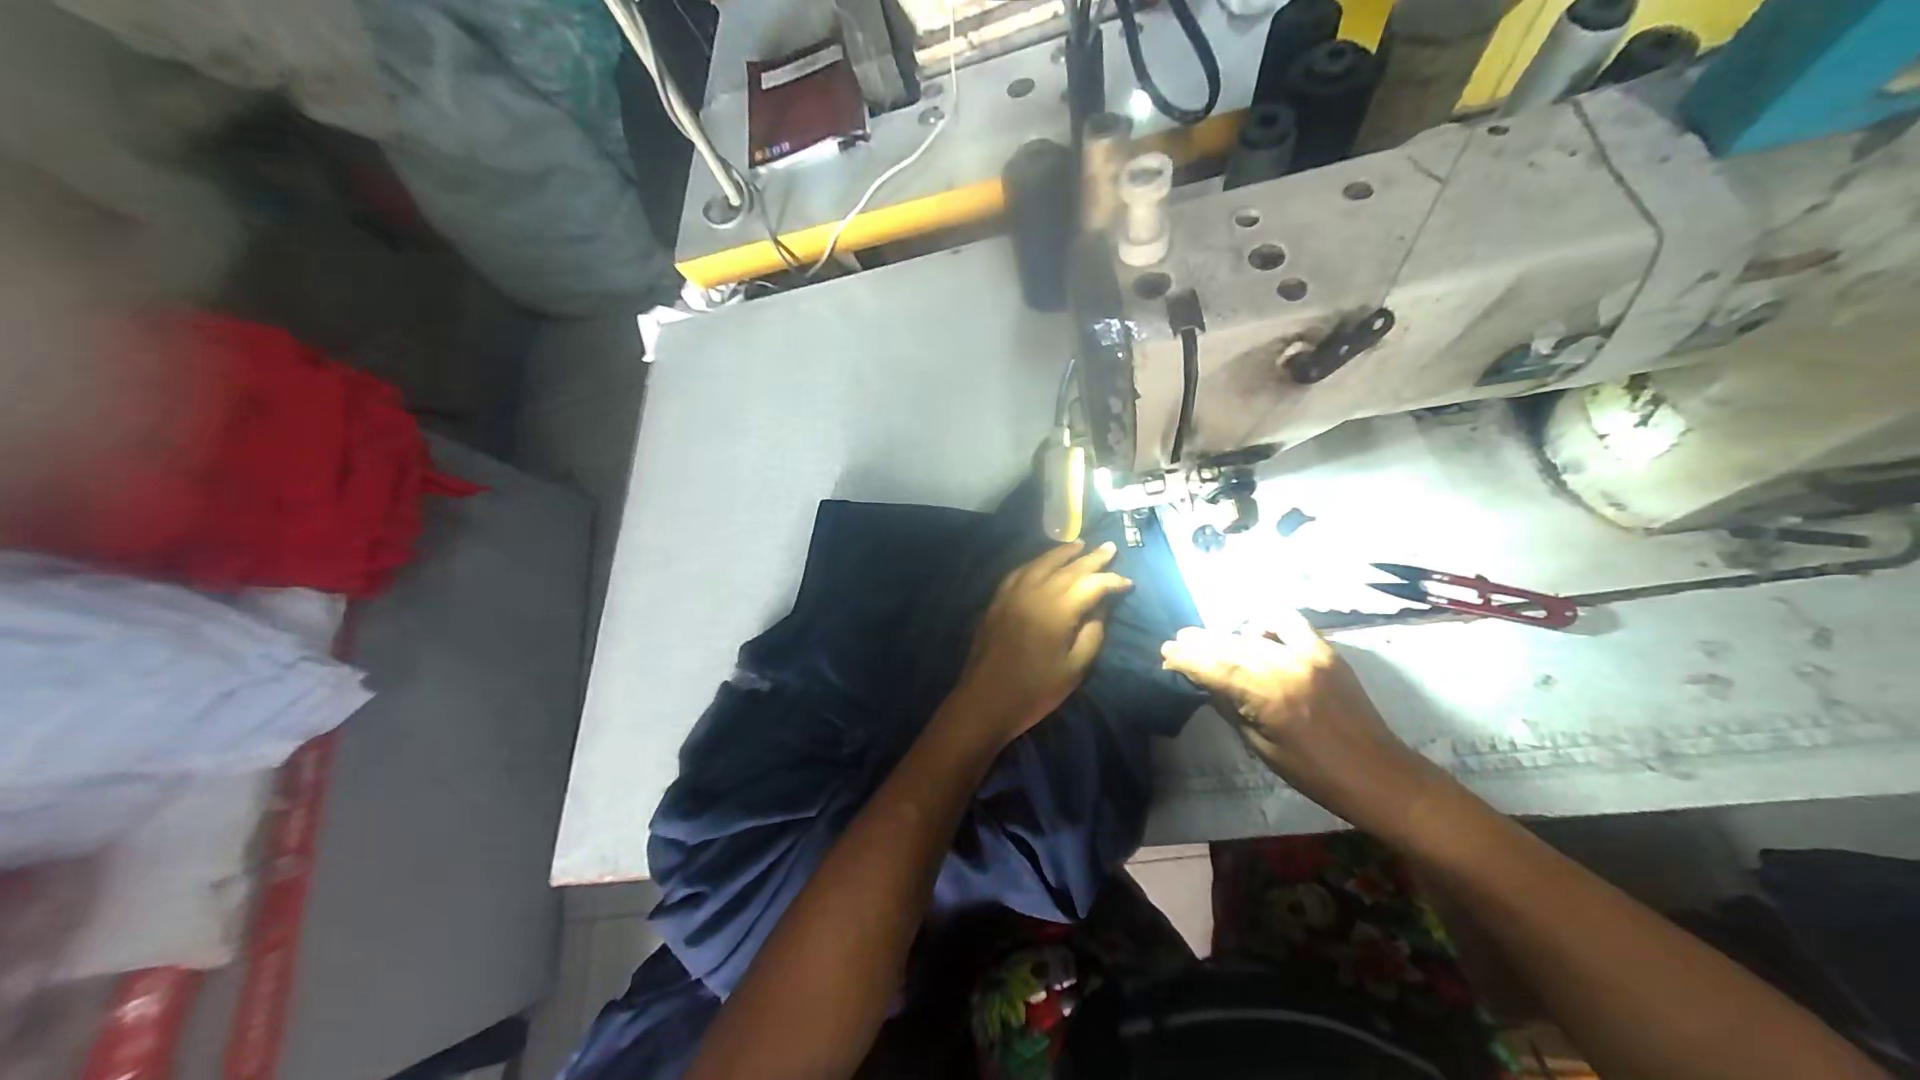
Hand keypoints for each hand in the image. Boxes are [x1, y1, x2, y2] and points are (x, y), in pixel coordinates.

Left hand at [952, 541, 1132, 746]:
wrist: (984, 701)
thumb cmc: (1035, 691)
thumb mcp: (1075, 668)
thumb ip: (1092, 634)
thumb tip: (1101, 608)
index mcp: (1057, 609)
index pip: (1092, 584)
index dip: (1112, 581)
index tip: (1128, 583)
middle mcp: (1035, 592)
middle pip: (1068, 568)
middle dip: (1091, 558)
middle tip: (1109, 547)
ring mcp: (1012, 594)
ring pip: (1041, 563)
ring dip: (1063, 553)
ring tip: (1079, 545)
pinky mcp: (997, 601)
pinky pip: (1020, 572)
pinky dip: (1036, 563)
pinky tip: (1042, 563)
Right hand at [1160, 610, 1437, 835]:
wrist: (1377, 774)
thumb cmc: (1312, 772)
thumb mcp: (1259, 746)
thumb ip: (1230, 707)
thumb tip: (1203, 682)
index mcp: (1266, 697)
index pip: (1214, 667)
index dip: (1186, 659)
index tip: (1166, 653)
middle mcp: (1284, 667)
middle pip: (1230, 646)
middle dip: (1200, 643)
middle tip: (1177, 641)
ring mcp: (1308, 655)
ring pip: (1253, 635)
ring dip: (1226, 634)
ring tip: (1207, 637)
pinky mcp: (1326, 651)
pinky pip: (1289, 623)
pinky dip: (1266, 621)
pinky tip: (1253, 630)